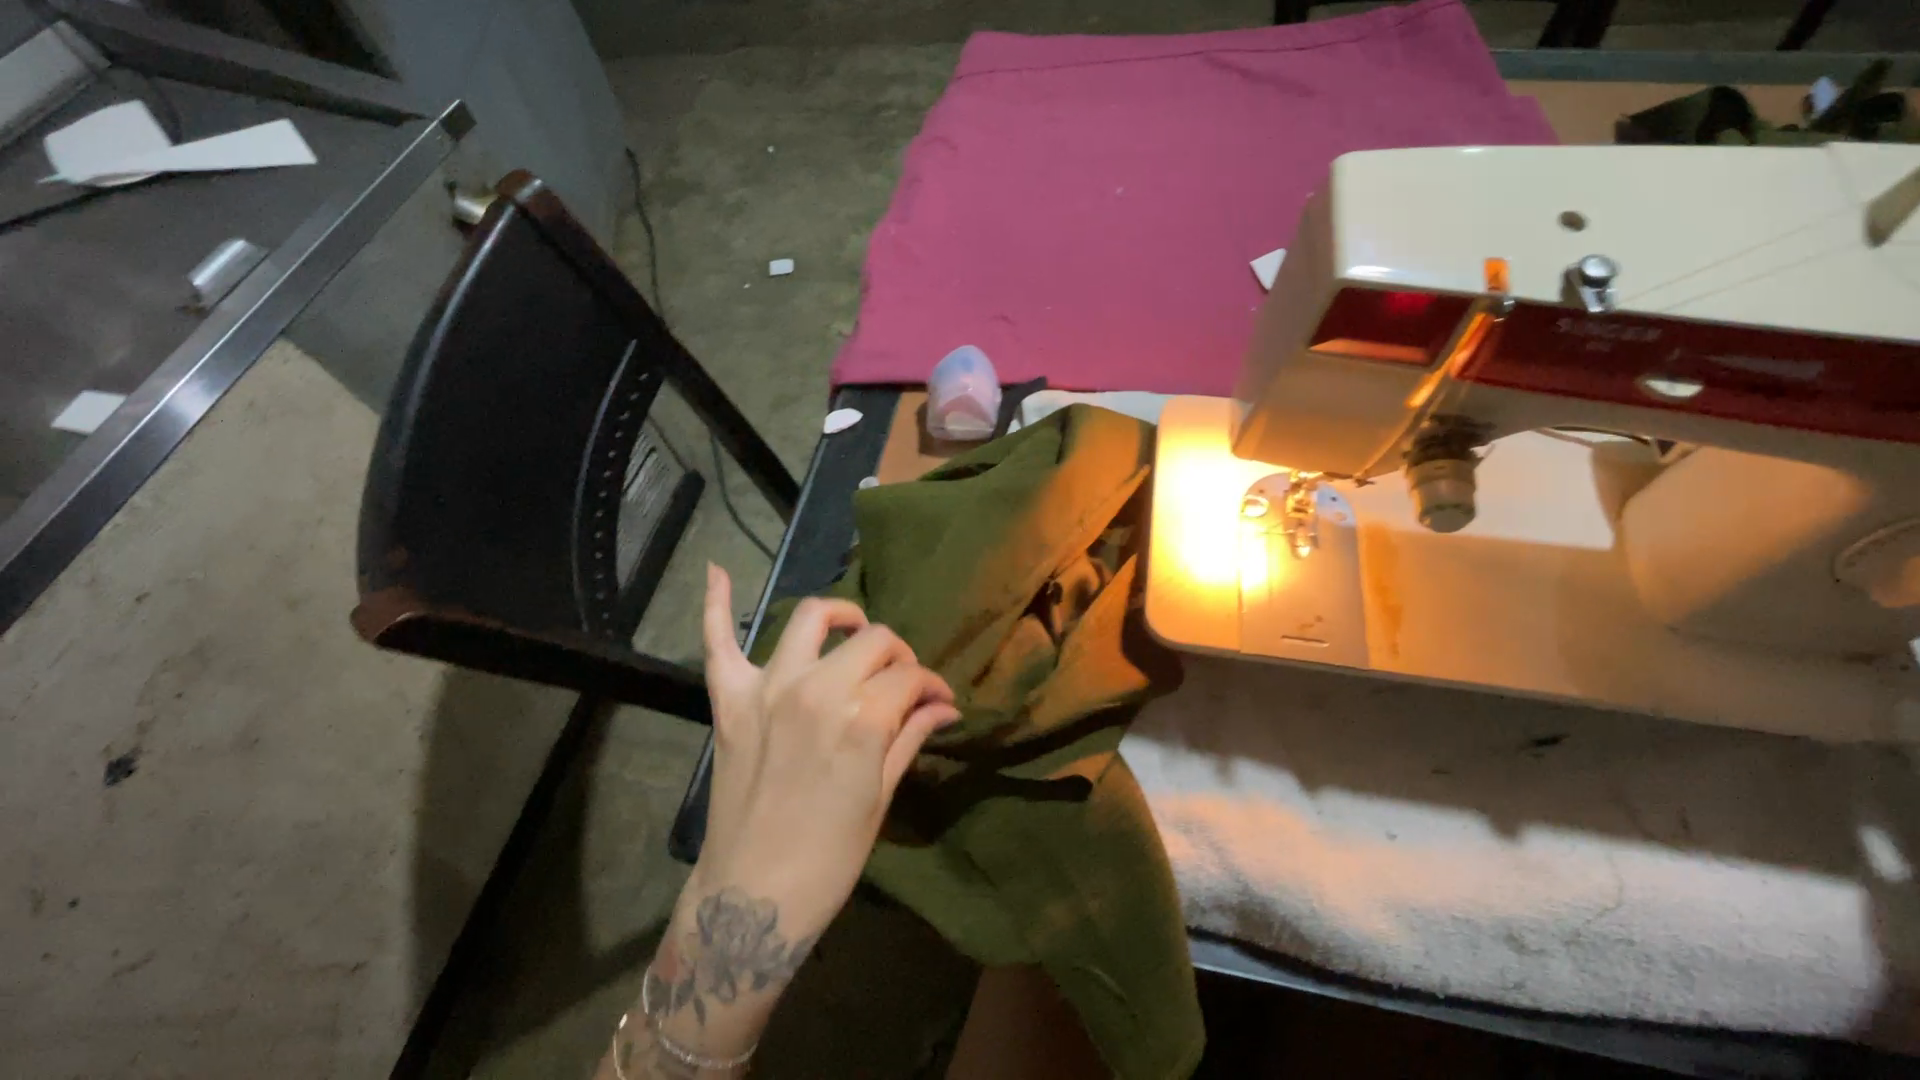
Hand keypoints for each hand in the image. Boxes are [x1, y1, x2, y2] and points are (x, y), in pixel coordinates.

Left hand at [696, 564, 959, 931]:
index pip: (910, 677)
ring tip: (854, 632)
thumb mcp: (881, 797)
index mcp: (862, 718)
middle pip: (873, 640)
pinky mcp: (729, 699)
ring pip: (812, 619)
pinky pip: (717, 641)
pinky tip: (718, 571)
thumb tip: (944, 706)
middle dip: (898, 656)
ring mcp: (767, 688)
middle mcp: (817, 688)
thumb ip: (909, 737)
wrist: (752, 896)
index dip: (931, 685)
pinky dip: (716, 605)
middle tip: (902, 683)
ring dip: (842, 618)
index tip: (940, 702)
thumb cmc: (830, 858)